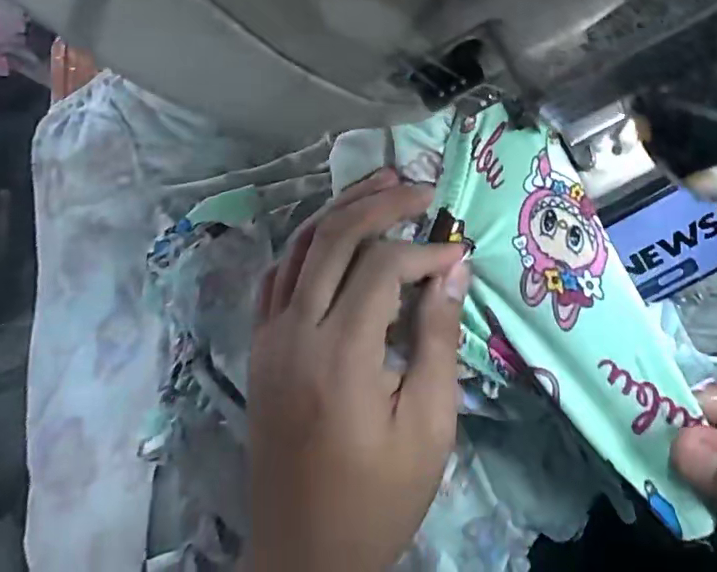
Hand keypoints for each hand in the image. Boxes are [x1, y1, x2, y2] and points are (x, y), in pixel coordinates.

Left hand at [243, 169, 471, 571]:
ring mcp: (268, 338)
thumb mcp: (428, 424)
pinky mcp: (259, 349)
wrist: (302, 557)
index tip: (458, 255)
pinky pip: (276, 275)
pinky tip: (335, 230)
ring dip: (342, 207)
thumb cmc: (378, 496)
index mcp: (340, 354)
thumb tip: (452, 268)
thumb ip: (439, 338)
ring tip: (381, 181)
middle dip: (382, 202)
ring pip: (298, 245)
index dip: (425, 251)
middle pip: (334, 238)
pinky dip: (307, 241)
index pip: (383, 266)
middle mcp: (294, 333)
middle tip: (422, 188)